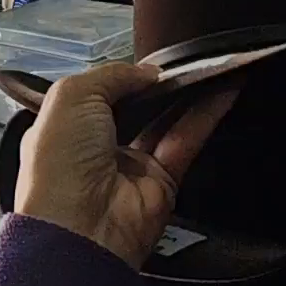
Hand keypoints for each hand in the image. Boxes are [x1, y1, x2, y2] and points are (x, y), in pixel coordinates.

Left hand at [15, 62, 238, 267]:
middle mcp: (96, 148)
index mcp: (64, 129)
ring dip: (187, 94)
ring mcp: (131, 167)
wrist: (81, 228)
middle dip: (156, 85)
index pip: (94, 96)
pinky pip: (186, 140)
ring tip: (210, 64)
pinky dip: (206, 114)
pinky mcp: (163, 181)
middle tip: (180, 58)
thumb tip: (148, 72)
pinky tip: (224, 87)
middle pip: (133, 108)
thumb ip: (111, 75)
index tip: (144, 61)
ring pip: (165, 122)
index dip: (119, 77)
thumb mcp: (71, 97)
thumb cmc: (61, 160)